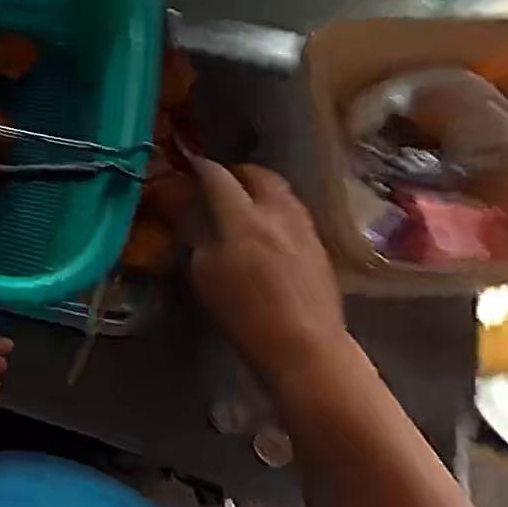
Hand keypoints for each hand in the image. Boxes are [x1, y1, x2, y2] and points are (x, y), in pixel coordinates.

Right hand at [189, 157, 349, 380]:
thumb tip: (199, 220)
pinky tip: (267, 229)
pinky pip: (293, 211)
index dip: (200, 167)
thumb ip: (200, 240)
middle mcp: (277, 212)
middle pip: (257, 174)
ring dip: (259, 188)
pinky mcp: (319, 243)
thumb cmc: (245, 316)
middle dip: (236, 172)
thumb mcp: (206, 278)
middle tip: (220, 182)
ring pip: (280, 190)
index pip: (218, 178)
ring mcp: (303, 226)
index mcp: (243, 219)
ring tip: (244, 202)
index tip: (188, 161)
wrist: (304, 345)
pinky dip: (275, 209)